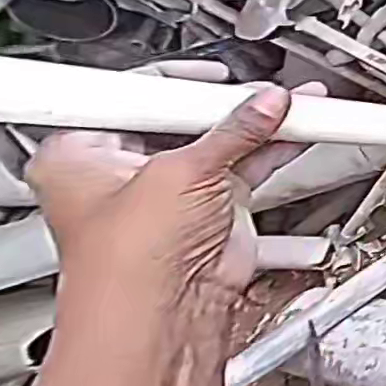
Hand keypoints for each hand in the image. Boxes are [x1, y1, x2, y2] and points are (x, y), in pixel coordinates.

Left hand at [28, 81, 317, 299]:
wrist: (168, 312)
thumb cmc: (131, 260)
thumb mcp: (182, 173)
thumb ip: (233, 131)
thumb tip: (264, 100)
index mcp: (84, 154)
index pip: (136, 97)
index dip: (178, 82)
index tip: (215, 73)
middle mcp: (131, 168)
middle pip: (190, 115)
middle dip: (233, 102)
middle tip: (265, 88)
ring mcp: (179, 185)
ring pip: (228, 138)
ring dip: (265, 122)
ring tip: (299, 102)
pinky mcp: (219, 201)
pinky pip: (254, 160)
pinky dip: (279, 145)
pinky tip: (301, 127)